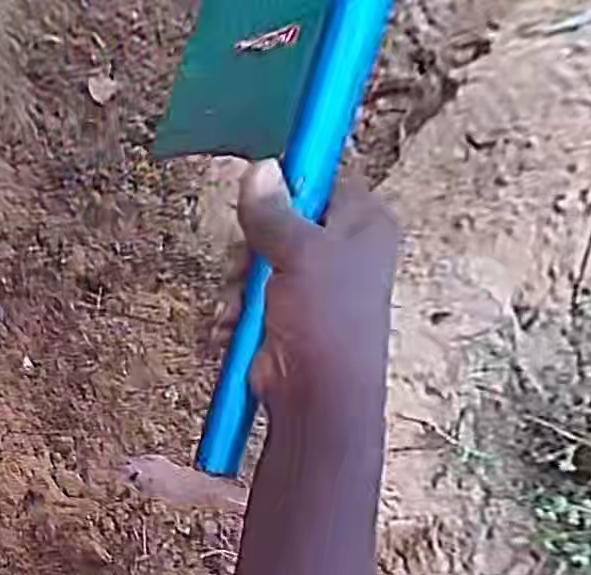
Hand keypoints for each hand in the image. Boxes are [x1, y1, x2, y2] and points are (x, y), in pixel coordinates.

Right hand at [227, 160, 400, 434]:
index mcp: (359, 226)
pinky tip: (231, 331)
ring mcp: (302, 291)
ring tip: (235, 313)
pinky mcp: (275, 321)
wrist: (314, 390)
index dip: (289, 188)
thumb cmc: (325, 317)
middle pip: (274, 230)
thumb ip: (275, 213)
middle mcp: (333, 255)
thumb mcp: (301, 253)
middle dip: (246, 255)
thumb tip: (259, 169)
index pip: (322, 184)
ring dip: (233, 293)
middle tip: (241, 269)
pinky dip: (231, 319)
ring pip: (249, 271)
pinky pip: (241, 306)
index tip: (258, 197)